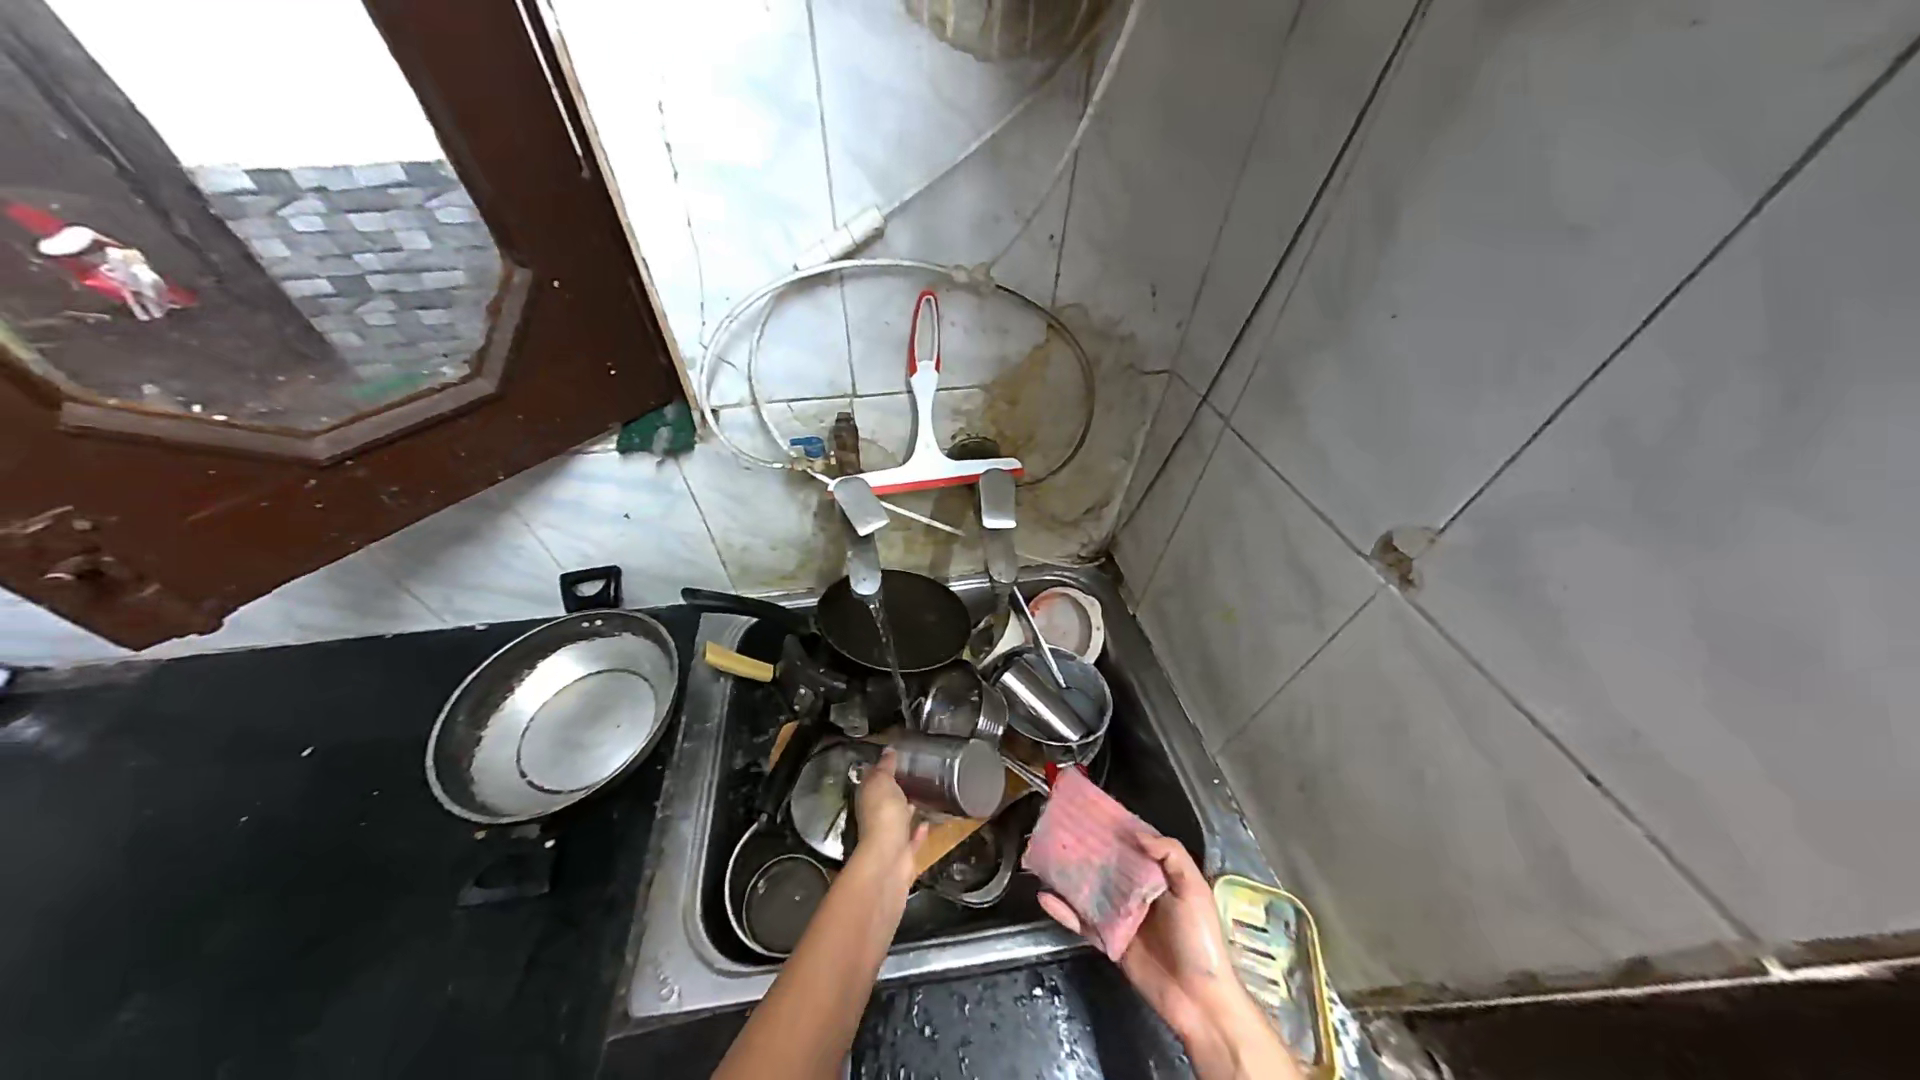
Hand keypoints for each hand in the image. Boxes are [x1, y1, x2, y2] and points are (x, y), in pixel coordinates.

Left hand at [852, 749, 926, 880]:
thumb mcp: (882, 781)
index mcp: (868, 797)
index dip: (884, 768)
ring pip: (900, 819)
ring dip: (908, 809)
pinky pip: (912, 838)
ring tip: (926, 796)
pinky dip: (919, 831)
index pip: (874, 778)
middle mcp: (875, 816)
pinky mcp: (904, 853)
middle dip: (898, 789)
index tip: (900, 757)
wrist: (889, 859)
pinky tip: (928, 822)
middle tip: (917, 775)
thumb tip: (888, 749)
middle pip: (886, 799)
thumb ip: (885, 767)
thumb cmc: (883, 814)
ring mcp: (889, 836)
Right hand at [1040, 835, 1296, 1078]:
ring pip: (1089, 891)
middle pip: (1106, 866)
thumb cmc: (1200, 942)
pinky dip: (1063, 911)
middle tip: (1059, 830)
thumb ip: (1172, 856)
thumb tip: (1137, 833)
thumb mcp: (1194, 891)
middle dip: (1085, 849)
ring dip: (1069, 877)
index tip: (1090, 811)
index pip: (1132, 847)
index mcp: (1157, 878)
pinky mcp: (1108, 942)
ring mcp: (1120, 918)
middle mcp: (1136, 893)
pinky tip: (1046, 897)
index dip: (1114, 829)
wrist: (1199, 1001)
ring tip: (1046, 858)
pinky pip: (1081, 923)